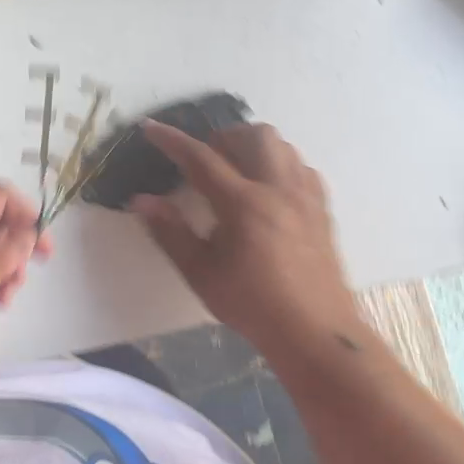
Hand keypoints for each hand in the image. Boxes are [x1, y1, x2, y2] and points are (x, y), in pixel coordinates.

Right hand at [128, 122, 361, 354]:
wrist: (315, 334)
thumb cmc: (252, 304)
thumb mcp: (200, 273)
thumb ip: (170, 232)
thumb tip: (141, 200)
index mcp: (244, 204)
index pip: (202, 158)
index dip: (172, 140)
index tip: (150, 128)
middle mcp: (279, 190)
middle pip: (254, 136)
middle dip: (223, 137)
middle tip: (204, 160)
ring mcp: (306, 198)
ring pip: (283, 146)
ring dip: (253, 147)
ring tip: (234, 170)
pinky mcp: (322, 211)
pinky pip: (302, 168)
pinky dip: (280, 165)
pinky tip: (267, 189)